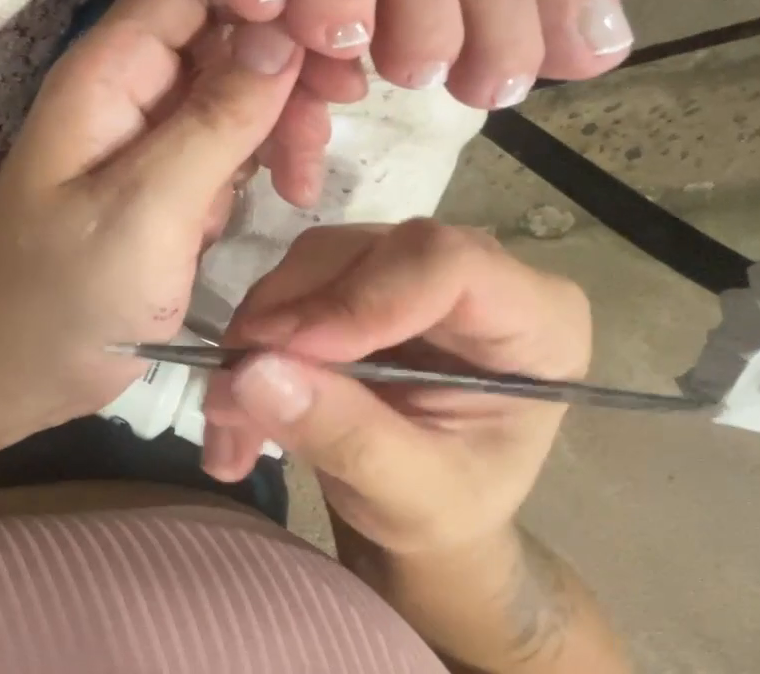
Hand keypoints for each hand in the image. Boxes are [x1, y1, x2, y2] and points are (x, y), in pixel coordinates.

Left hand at [0, 0, 307, 457]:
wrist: (9, 371)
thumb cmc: (62, 295)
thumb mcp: (145, 207)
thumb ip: (214, 119)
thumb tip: (280, 32)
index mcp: (104, 75)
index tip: (330, 35)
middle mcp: (124, 90)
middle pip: (221, 32)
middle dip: (284, 63)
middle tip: (344, 110)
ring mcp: (143, 136)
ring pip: (233, 87)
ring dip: (281, 118)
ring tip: (303, 179)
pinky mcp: (162, 180)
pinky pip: (224, 142)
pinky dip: (259, 159)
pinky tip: (281, 198)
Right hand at [201, 221, 591, 554]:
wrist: (413, 503)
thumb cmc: (444, 506)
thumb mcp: (411, 496)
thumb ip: (347, 436)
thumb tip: (252, 374)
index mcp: (531, 321)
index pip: (446, 263)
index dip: (361, 296)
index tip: (289, 351)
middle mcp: (466, 276)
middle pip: (359, 254)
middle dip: (287, 319)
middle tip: (235, 388)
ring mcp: (398, 269)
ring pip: (308, 263)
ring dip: (256, 333)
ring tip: (228, 412)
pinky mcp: (347, 277)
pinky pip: (281, 284)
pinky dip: (247, 338)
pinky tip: (232, 397)